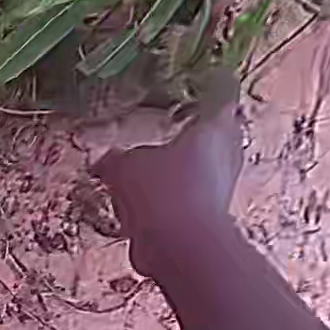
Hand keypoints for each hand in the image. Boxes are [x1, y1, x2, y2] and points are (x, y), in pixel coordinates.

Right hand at [90, 71, 243, 275]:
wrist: (177, 245)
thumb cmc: (161, 192)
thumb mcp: (124, 168)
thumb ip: (113, 160)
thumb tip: (102, 161)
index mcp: (214, 127)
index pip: (220, 94)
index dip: (208, 86)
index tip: (198, 83)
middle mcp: (227, 150)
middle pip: (214, 132)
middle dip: (193, 132)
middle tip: (171, 129)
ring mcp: (221, 184)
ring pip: (201, 165)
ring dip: (181, 167)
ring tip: (153, 169)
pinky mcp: (208, 212)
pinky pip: (188, 195)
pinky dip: (171, 195)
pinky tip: (148, 202)